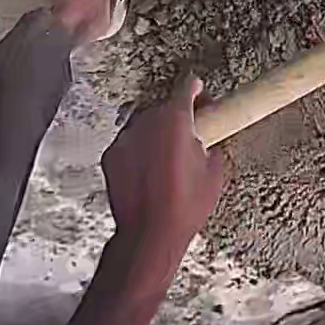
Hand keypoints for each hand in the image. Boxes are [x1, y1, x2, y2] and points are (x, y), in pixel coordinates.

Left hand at [102, 76, 226, 254]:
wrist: (148, 236)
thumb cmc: (183, 208)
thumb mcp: (213, 174)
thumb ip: (210, 146)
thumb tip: (206, 143)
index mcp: (176, 120)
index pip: (186, 88)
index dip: (195, 89)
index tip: (197, 89)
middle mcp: (148, 122)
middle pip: (165, 108)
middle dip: (177, 118)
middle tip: (187, 137)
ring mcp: (126, 137)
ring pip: (145, 125)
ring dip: (156, 135)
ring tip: (165, 161)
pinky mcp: (111, 155)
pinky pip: (129, 144)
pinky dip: (138, 151)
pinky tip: (148, 172)